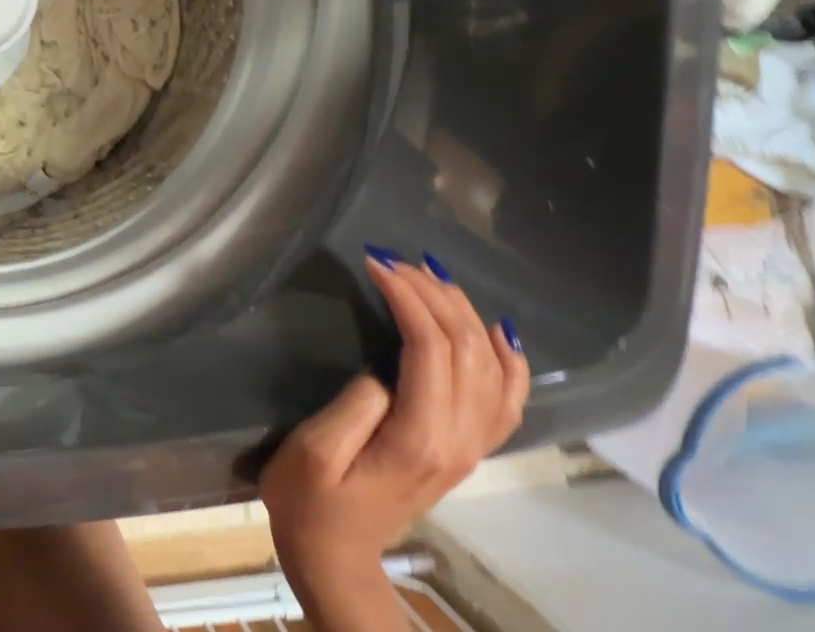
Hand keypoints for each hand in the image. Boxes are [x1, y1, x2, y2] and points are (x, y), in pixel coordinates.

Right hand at [260, 253, 528, 625]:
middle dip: (435, 296)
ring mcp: (468, 446)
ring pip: (491, 367)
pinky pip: (505, 398)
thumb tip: (384, 370)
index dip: (408, 300)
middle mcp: (458, 439)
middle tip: (394, 261)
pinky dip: (507, 359)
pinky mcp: (464, 448)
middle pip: (467, 351)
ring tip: (432, 277)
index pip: (431, 350)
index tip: (375, 264)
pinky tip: (496, 333)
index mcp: (419, 436)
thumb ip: (354, 407)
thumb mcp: (313, 453)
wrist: (332, 551)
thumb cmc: (308, 499)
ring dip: (465, 315)